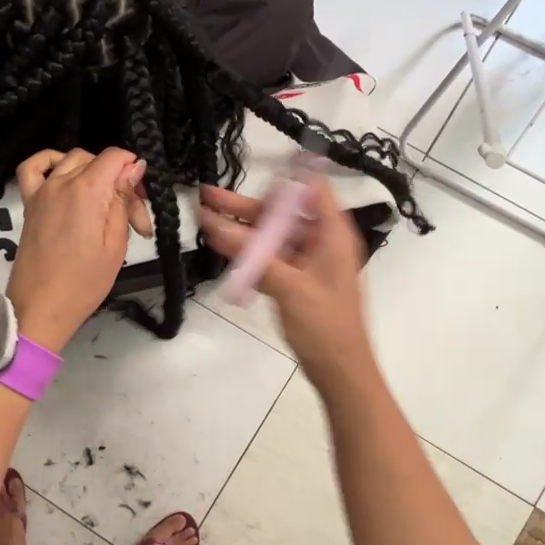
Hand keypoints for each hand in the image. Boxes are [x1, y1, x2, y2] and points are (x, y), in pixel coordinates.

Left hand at [7, 148, 147, 351]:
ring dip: (91, 172)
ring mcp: (41, 191)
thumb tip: (132, 167)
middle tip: (129, 216)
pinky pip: (33, 168)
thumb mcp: (115, 245)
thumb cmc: (83, 284)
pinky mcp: (29, 203)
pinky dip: (48, 162)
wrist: (40, 308)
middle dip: (117, 180)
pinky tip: (62, 175)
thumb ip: (122, 201)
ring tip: (101, 201)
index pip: (115, 157)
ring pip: (70, 160)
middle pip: (96, 161)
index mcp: (87, 191)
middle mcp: (61, 182)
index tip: (140, 203)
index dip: (133, 172)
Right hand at [198, 180, 374, 390]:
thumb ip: (252, 255)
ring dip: (240, 230)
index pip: (312, 190)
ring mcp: (307, 263)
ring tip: (203, 219)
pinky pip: (268, 259)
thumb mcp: (290, 288)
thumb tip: (215, 225)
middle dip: (245, 206)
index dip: (284, 177)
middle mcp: (320, 242)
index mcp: (332, 235)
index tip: (250, 171)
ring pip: (270, 236)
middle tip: (207, 197)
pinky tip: (219, 248)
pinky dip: (247, 254)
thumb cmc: (326, 328)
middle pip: (282, 213)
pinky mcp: (294, 282)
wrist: (340, 373)